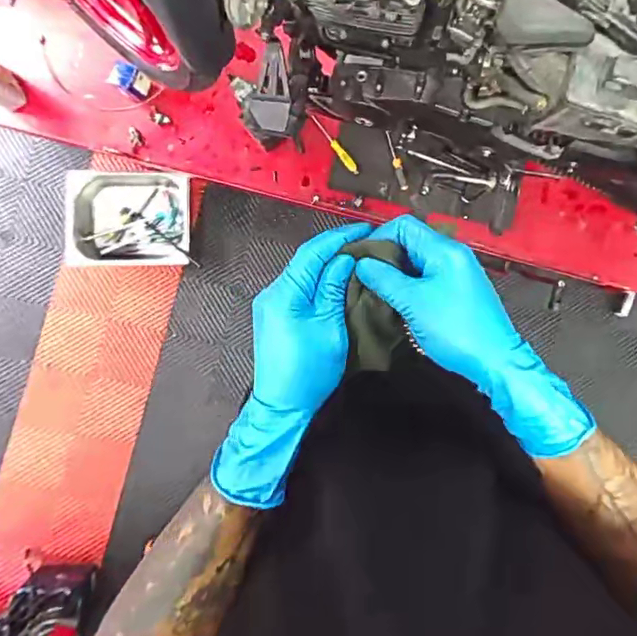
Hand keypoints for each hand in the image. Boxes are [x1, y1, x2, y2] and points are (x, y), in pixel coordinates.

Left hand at [211, 221, 369, 507]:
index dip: (339, 237)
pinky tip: (337, 275)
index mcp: (285, 293)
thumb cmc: (308, 371)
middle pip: (306, 258)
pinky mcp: (276, 313)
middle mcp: (273, 292)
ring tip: (356, 253)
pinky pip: (300, 284)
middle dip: (335, 245)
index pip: (313, 252)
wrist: (282, 406)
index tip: (364, 229)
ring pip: (303, 270)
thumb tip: (344, 258)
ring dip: (328, 259)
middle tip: (364, 239)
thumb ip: (334, 288)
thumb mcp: (329, 327)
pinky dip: (319, 275)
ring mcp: (272, 302)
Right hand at [354, 215, 593, 457]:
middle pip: (410, 241)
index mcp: (444, 249)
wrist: (494, 360)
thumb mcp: (412, 302)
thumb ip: (384, 279)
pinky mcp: (458, 288)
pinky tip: (397, 300)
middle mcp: (453, 254)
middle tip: (364, 276)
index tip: (360, 258)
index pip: (403, 225)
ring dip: (396, 272)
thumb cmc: (457, 330)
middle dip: (385, 255)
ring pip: (418, 260)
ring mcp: (457, 271)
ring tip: (377, 290)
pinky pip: (428, 276)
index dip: (378, 237)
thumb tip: (363, 264)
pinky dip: (410, 284)